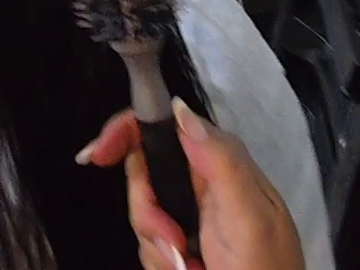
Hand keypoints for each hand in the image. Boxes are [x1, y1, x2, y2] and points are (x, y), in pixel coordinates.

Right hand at [78, 100, 303, 269]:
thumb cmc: (263, 269)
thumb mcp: (249, 216)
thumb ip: (219, 159)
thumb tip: (178, 106)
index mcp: (219, 161)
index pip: (163, 125)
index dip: (125, 131)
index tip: (97, 155)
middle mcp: (200, 182)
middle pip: (143, 171)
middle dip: (146, 209)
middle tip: (173, 243)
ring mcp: (188, 216)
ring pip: (141, 211)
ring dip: (156, 245)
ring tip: (188, 268)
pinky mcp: (179, 246)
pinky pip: (147, 243)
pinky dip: (160, 263)